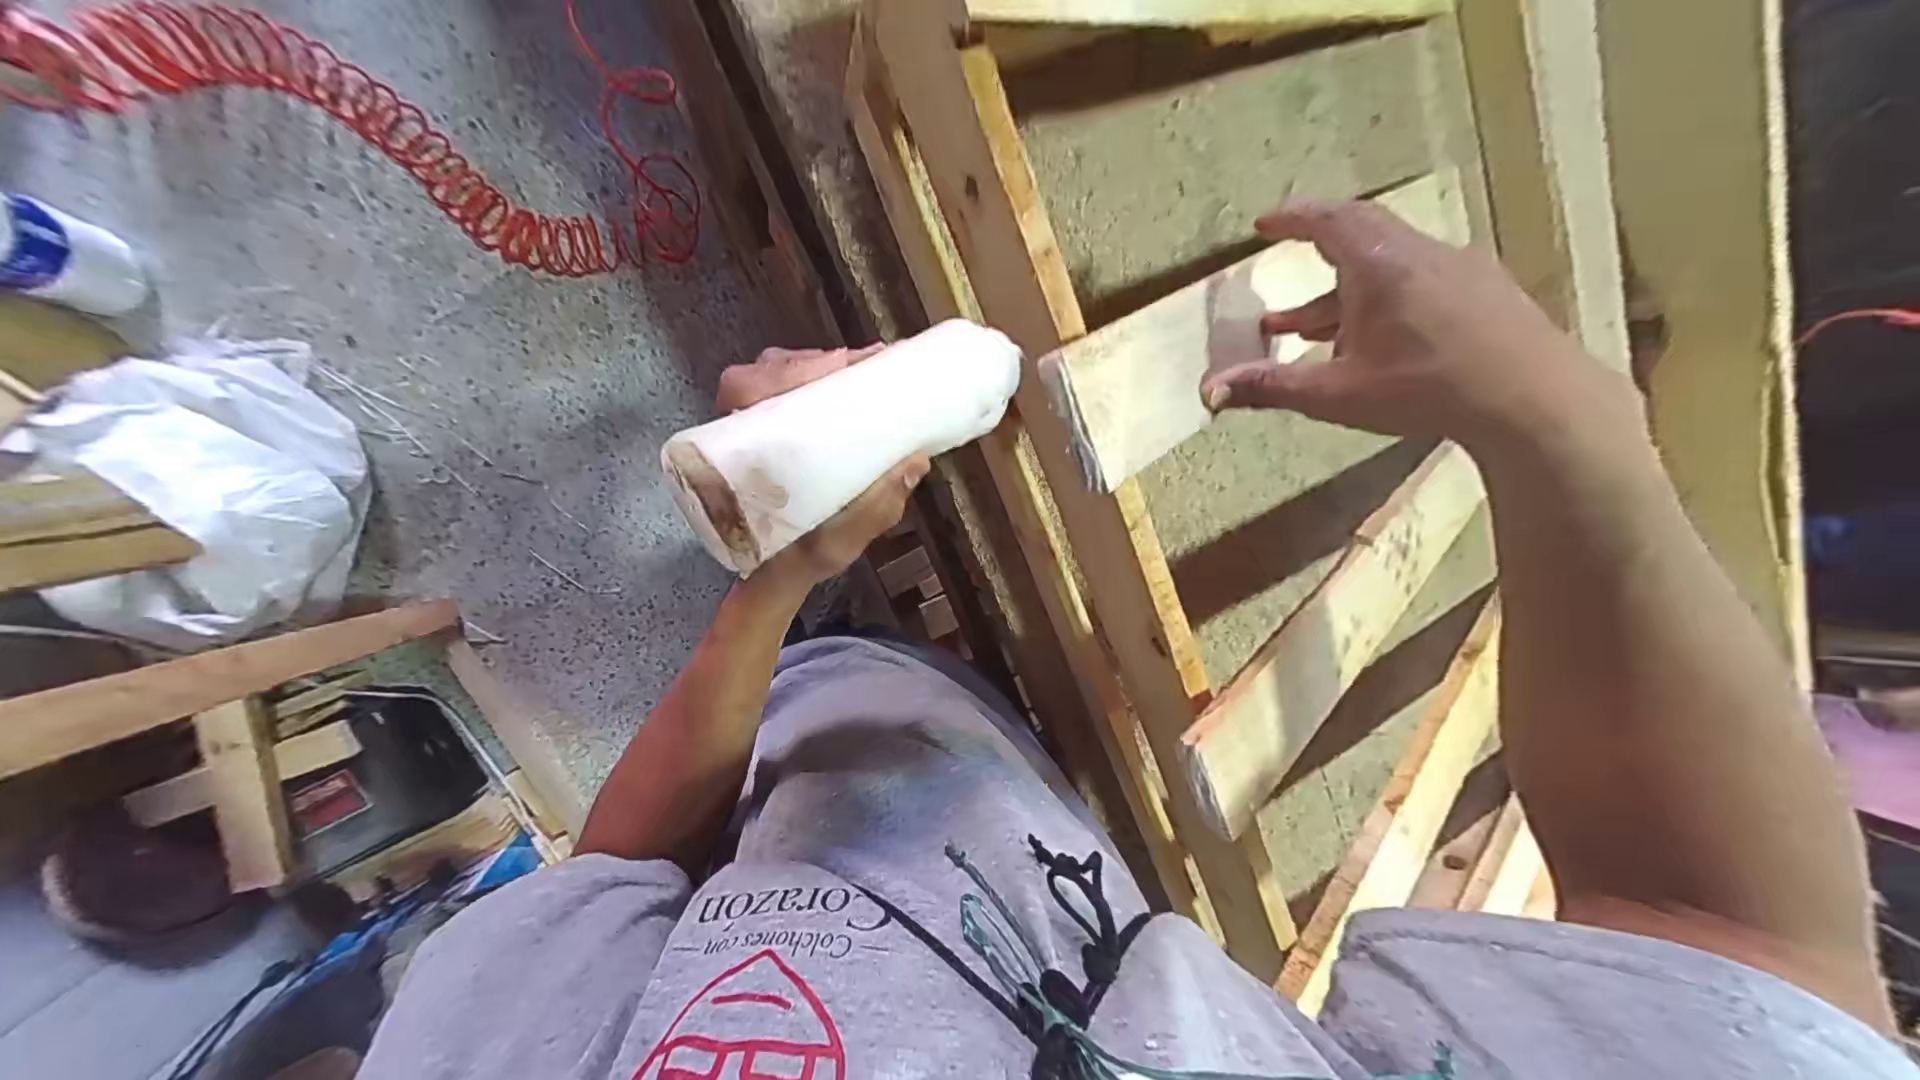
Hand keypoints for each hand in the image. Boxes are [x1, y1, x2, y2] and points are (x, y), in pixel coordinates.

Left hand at [716, 345, 930, 593]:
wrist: (777, 575)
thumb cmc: (798, 560)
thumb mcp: (835, 545)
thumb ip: (872, 510)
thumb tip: (916, 462)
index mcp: (737, 459)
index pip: (747, 390)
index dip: (789, 371)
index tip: (838, 367)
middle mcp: (737, 434)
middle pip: (763, 371)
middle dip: (814, 362)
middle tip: (865, 363)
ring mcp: (753, 428)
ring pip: (775, 373)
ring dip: (819, 366)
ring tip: (866, 366)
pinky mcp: (772, 428)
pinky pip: (789, 389)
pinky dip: (821, 377)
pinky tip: (854, 377)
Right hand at [1199, 198, 1641, 454]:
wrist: (1532, 401)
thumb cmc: (1422, 389)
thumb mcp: (1333, 393)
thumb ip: (1270, 386)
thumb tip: (1208, 392)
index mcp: (1381, 266)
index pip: (1331, 220)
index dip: (1293, 218)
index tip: (1264, 223)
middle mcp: (1420, 256)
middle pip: (1360, 238)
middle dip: (1313, 256)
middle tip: (1283, 266)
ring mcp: (1458, 272)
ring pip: (1385, 268)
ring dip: (1338, 294)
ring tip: (1302, 329)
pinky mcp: (1481, 294)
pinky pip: (1415, 284)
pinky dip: (1376, 302)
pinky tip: (1365, 342)